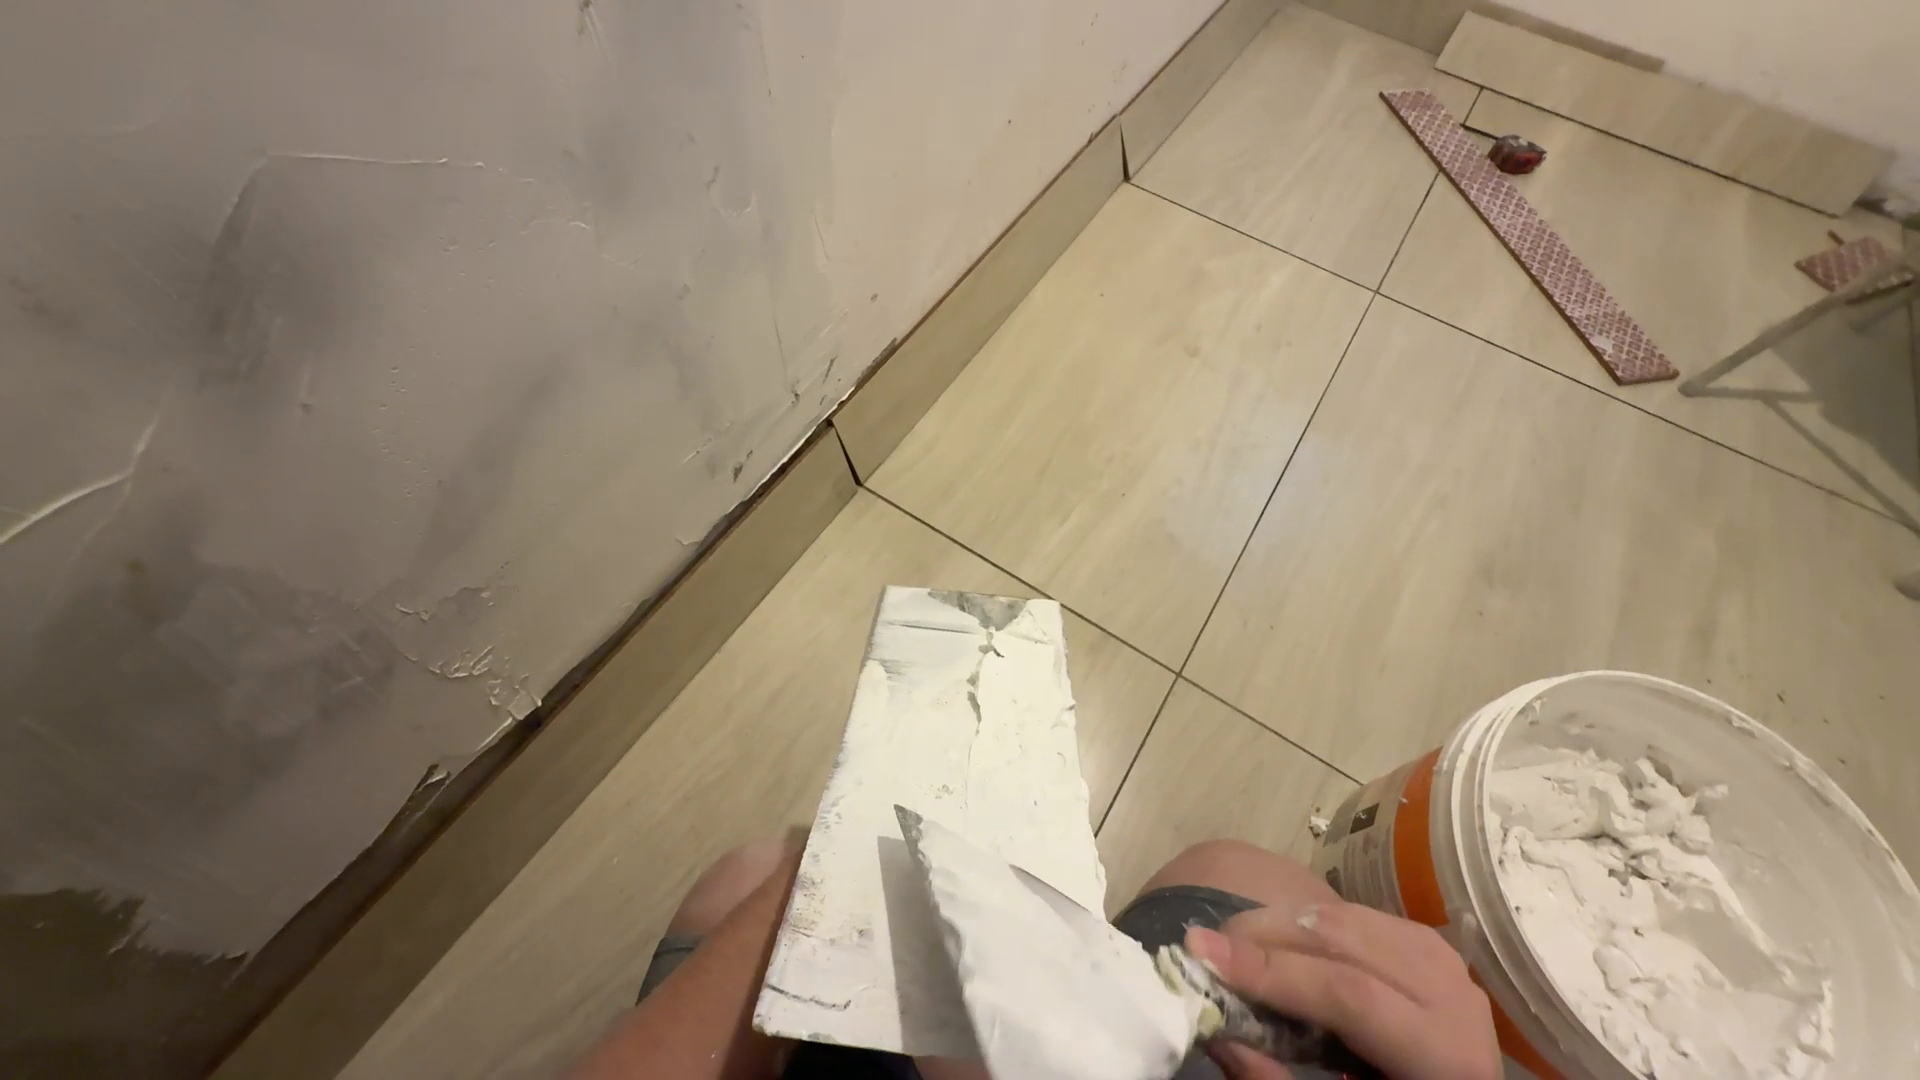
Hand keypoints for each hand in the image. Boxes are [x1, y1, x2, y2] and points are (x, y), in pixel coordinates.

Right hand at [1185, 901, 1499, 1079]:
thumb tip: (1218, 1031)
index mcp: (1444, 1057)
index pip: (1348, 994)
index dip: (1270, 969)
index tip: (1198, 951)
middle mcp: (1452, 995)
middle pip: (1341, 939)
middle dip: (1261, 934)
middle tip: (1202, 944)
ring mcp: (1439, 957)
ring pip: (1339, 914)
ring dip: (1275, 921)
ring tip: (1231, 943)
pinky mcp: (1421, 937)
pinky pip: (1347, 913)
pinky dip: (1300, 920)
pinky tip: (1273, 940)